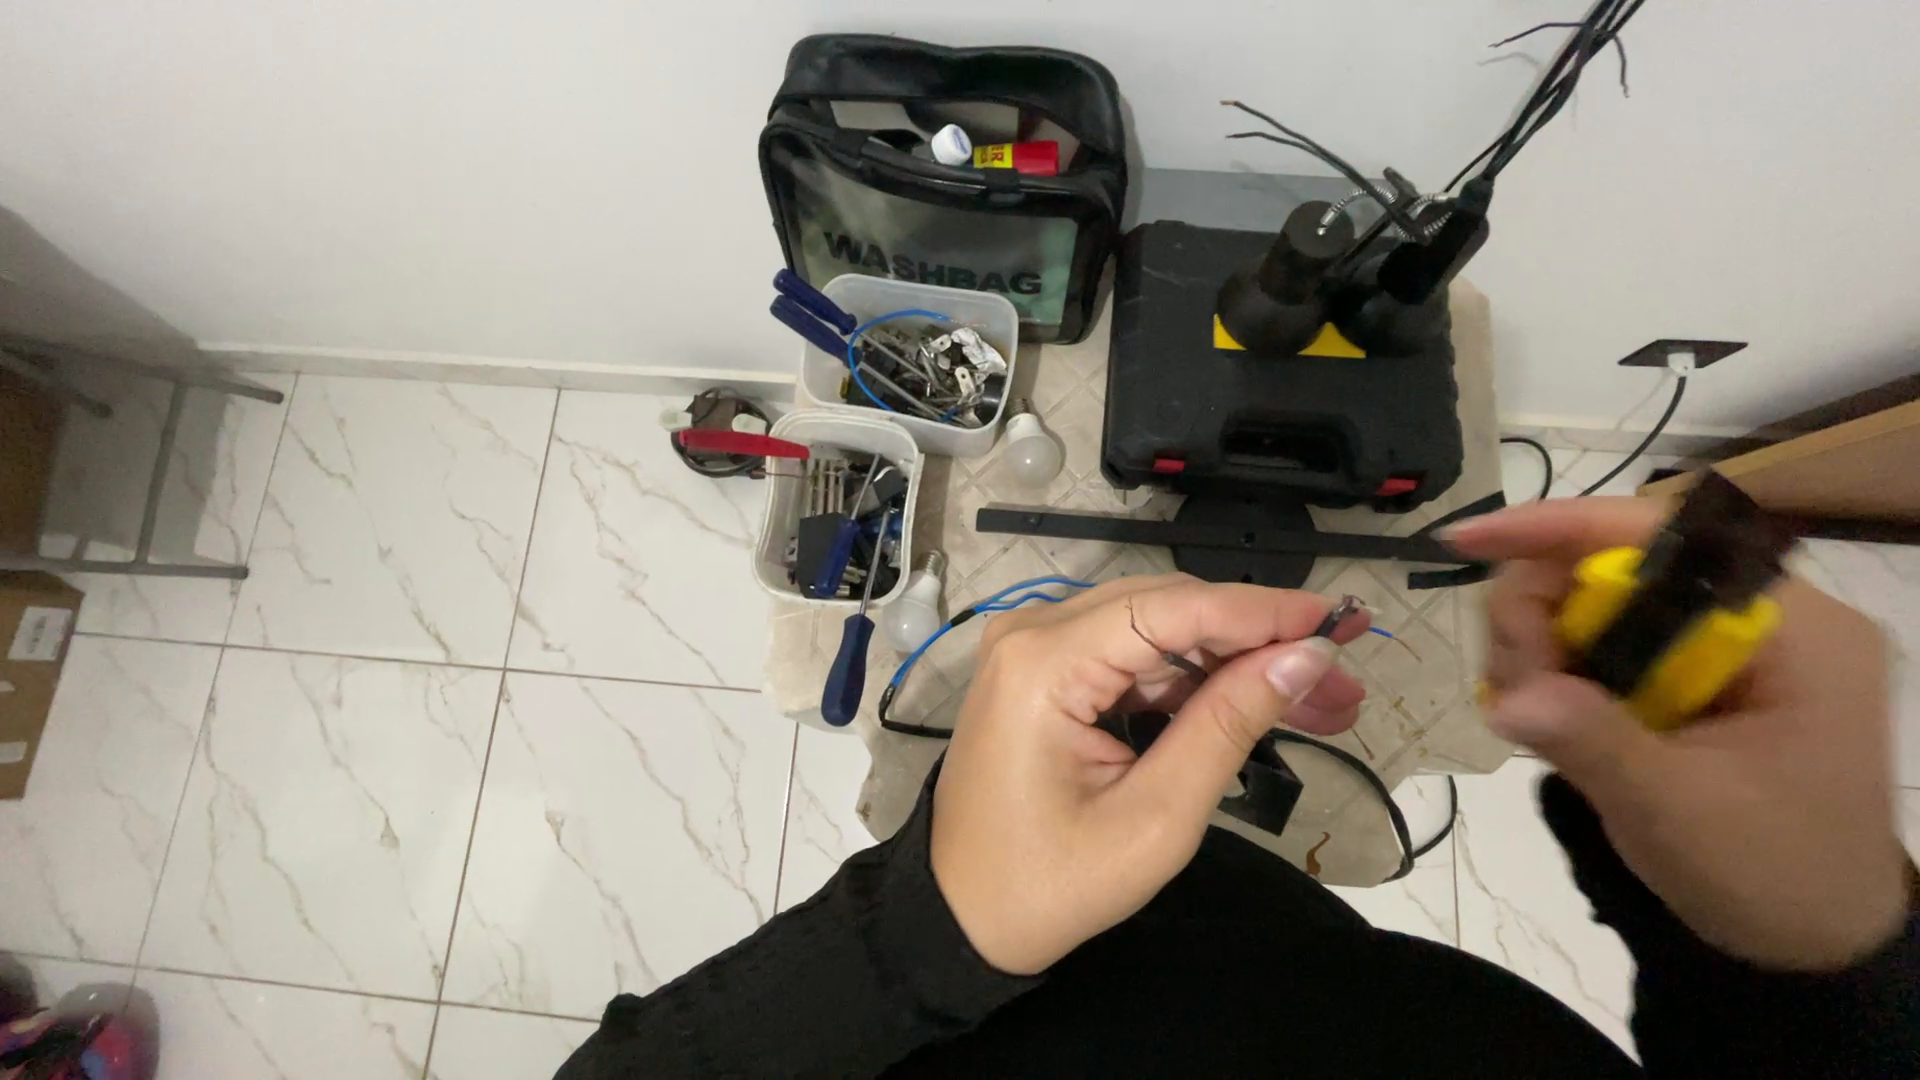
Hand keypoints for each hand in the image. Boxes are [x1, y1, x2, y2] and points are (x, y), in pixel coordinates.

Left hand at [928, 575, 1368, 974]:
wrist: (963, 913)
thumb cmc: (1050, 883)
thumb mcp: (1154, 817)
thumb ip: (1227, 725)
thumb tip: (1303, 657)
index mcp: (1044, 661)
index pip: (1170, 608)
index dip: (1261, 610)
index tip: (1339, 619)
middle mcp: (1032, 632)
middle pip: (1165, 611)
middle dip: (1256, 641)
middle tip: (1341, 679)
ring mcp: (1033, 647)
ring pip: (1154, 631)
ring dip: (1231, 662)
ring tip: (1319, 701)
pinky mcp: (1043, 669)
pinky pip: (1128, 656)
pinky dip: (1190, 679)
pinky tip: (1251, 702)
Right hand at [1447, 497, 1909, 970]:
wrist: (1800, 931)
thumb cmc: (1767, 871)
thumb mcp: (1678, 811)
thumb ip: (1596, 744)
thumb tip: (1513, 699)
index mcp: (1785, 633)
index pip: (1662, 538)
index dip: (1560, 527)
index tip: (1469, 543)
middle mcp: (1742, 618)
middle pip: (1597, 565)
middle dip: (1532, 616)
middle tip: (1515, 687)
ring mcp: (1697, 642)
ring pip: (1570, 599)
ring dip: (1527, 647)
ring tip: (1528, 715)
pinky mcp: (1663, 667)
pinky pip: (1572, 635)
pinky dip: (1535, 667)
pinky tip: (1535, 712)